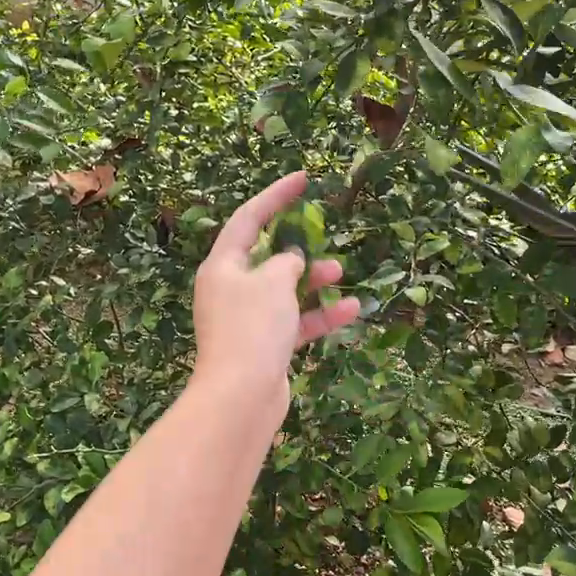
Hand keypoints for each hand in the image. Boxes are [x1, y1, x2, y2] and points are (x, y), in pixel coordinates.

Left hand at [193, 173, 361, 414]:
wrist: (241, 397)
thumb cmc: (252, 328)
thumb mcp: (273, 282)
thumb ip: (286, 262)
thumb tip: (290, 260)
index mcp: (222, 266)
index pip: (248, 218)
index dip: (275, 196)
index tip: (302, 179)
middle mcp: (230, 289)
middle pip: (265, 256)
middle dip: (296, 245)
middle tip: (320, 232)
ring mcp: (246, 320)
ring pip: (283, 290)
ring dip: (312, 281)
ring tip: (339, 272)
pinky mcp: (264, 345)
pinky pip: (294, 321)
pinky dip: (319, 315)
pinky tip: (353, 310)